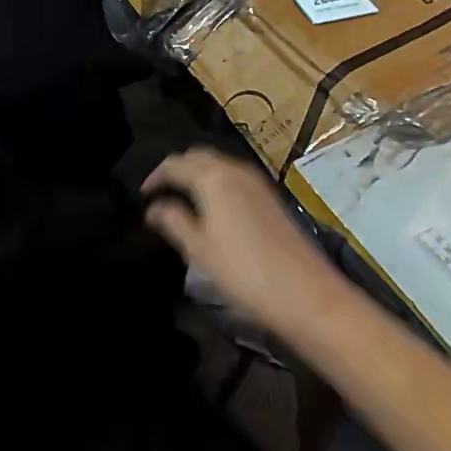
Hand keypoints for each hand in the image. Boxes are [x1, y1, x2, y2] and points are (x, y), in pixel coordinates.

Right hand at [142, 149, 347, 335]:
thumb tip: (154, 208)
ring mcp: (256, 181)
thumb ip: (173, 221)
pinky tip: (215, 206)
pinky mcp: (271, 195)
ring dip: (198, 173)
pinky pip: (235, 175)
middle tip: (162, 191)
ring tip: (184, 198)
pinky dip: (217, 181)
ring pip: (218, 164)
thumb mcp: (199, 250)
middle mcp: (234, 170)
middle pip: (198, 156)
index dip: (155, 176)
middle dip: (177, 168)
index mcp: (212, 178)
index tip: (144, 194)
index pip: (175, 164)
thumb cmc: (244, 273)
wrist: (306, 293)